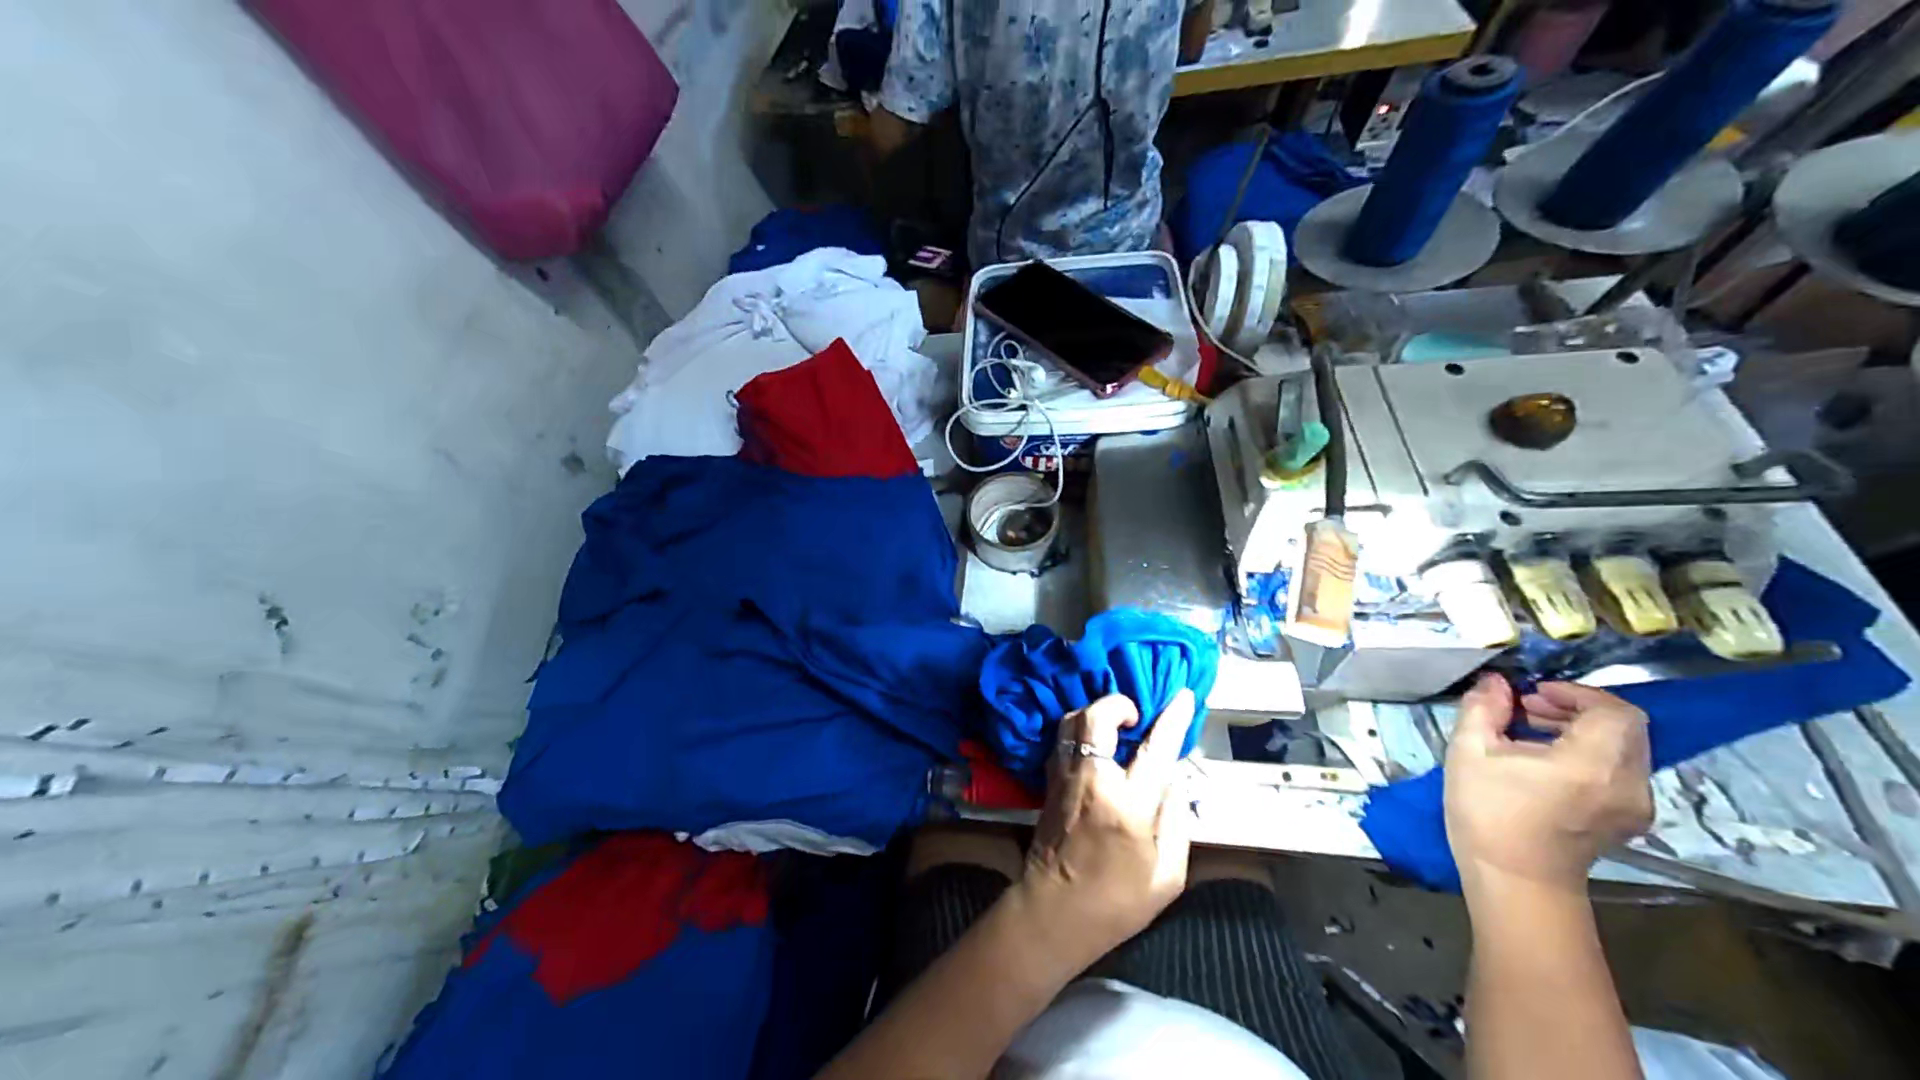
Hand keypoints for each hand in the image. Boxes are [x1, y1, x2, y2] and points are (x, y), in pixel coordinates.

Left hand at [1018, 690, 1196, 962]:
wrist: (1054, 914)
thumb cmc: (1116, 903)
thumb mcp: (1167, 875)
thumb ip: (1176, 821)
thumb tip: (1174, 779)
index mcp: (1127, 807)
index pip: (1154, 750)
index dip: (1172, 720)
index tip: (1184, 696)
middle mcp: (1091, 782)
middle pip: (1096, 720)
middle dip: (1117, 704)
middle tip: (1135, 713)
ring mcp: (1063, 779)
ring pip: (1072, 724)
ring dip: (1095, 714)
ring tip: (1116, 726)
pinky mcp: (1047, 783)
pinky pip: (1062, 741)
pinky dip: (1079, 731)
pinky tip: (1096, 744)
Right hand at [1444, 676, 1652, 894]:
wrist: (1513, 879)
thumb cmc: (1488, 813)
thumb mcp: (1469, 751)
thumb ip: (1483, 708)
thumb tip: (1496, 683)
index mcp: (1593, 764)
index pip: (1613, 710)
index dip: (1576, 693)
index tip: (1534, 694)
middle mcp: (1629, 783)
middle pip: (1625, 726)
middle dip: (1577, 708)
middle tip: (1529, 709)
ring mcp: (1636, 804)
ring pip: (1624, 747)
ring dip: (1583, 729)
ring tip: (1532, 733)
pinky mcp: (1630, 817)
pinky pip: (1620, 769)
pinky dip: (1589, 753)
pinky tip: (1547, 760)